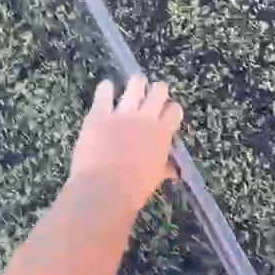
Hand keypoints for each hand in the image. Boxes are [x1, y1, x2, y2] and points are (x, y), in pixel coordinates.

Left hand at [67, 75, 183, 209]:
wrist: (104, 190)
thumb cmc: (134, 189)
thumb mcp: (155, 178)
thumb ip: (163, 167)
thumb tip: (174, 171)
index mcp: (162, 133)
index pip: (174, 110)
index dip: (171, 110)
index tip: (166, 113)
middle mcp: (146, 117)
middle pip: (159, 90)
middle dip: (157, 90)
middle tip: (151, 95)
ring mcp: (122, 113)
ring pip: (135, 84)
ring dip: (135, 84)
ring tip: (132, 87)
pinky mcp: (99, 113)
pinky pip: (104, 92)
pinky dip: (106, 88)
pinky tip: (106, 89)